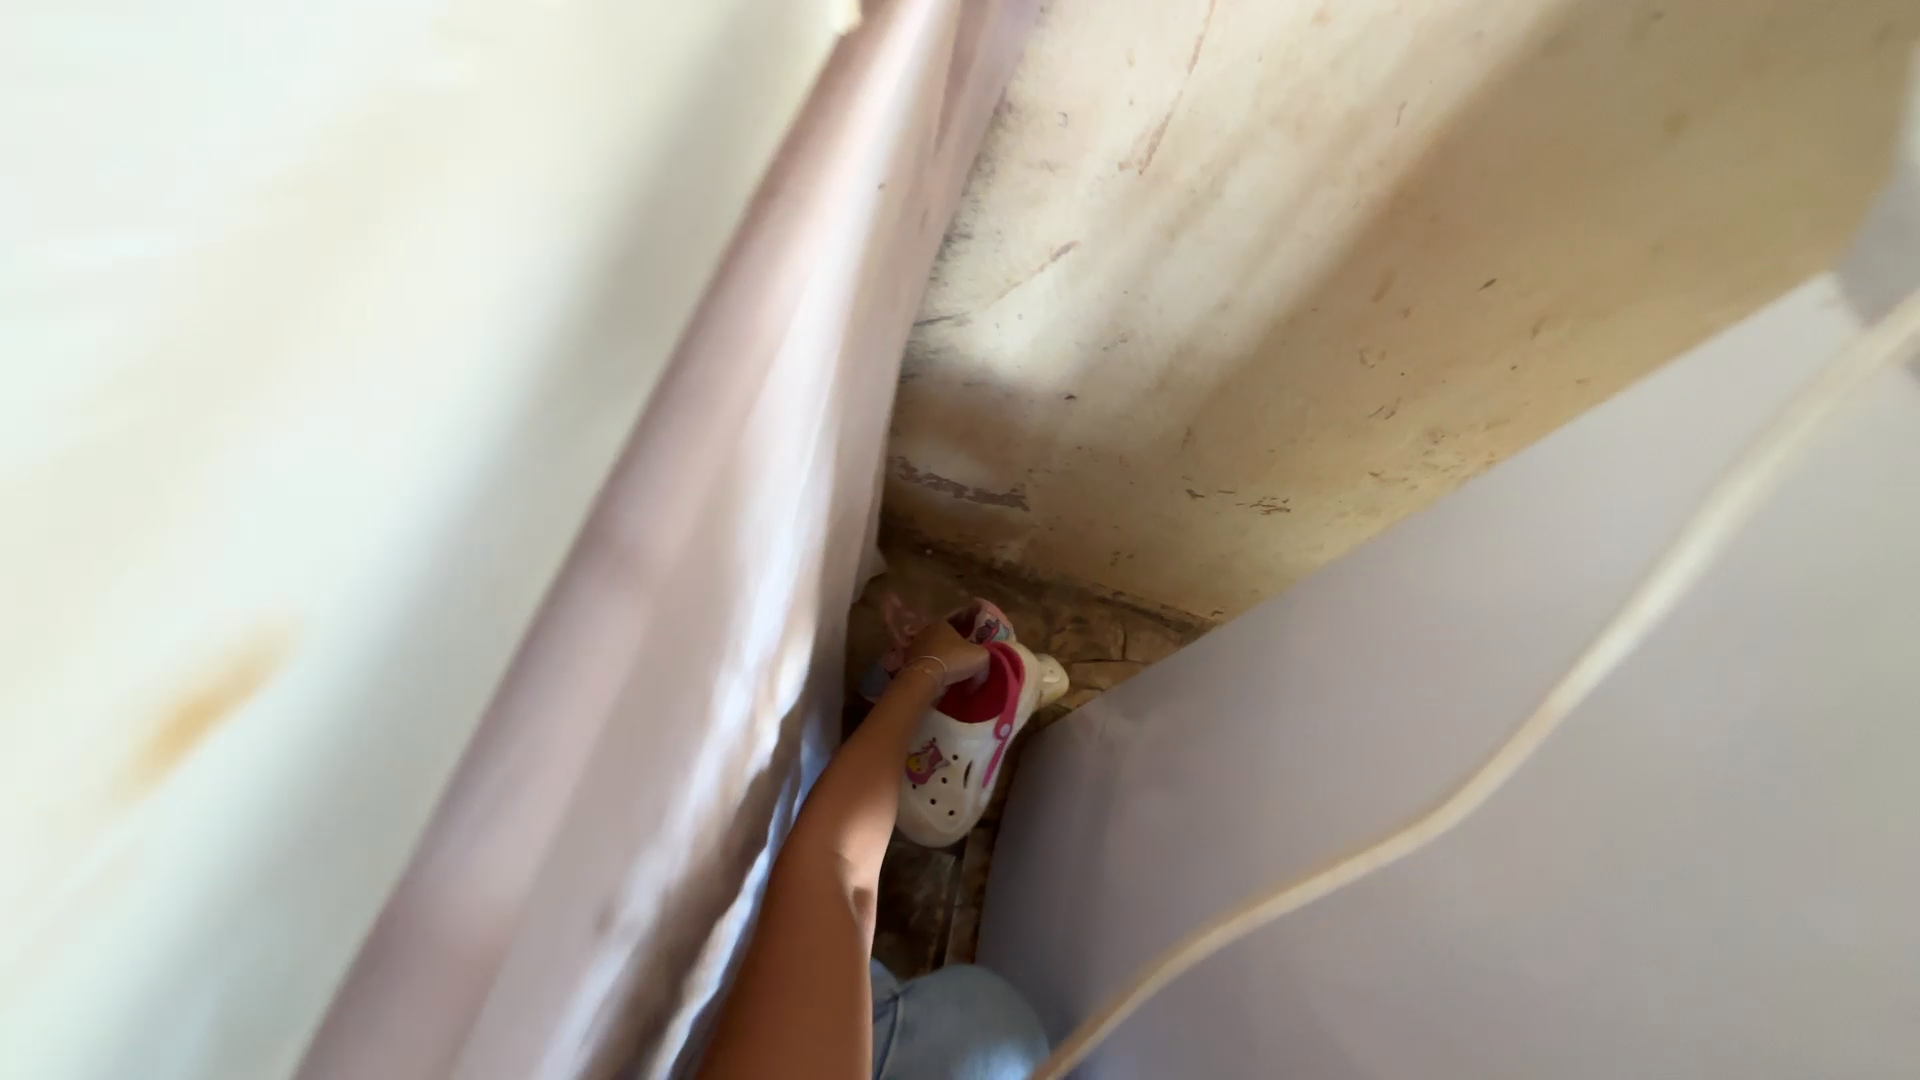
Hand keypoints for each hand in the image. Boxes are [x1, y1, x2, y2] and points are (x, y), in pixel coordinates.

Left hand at [906, 619, 990, 686]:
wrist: (925, 678)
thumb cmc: (954, 660)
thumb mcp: (981, 656)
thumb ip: (985, 656)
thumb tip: (981, 670)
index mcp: (943, 623)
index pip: (958, 623)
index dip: (968, 633)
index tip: (975, 644)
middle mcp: (927, 631)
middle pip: (945, 638)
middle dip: (955, 648)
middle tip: (966, 660)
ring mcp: (915, 646)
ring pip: (935, 652)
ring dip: (943, 660)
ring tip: (954, 673)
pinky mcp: (908, 662)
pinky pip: (927, 665)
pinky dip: (934, 670)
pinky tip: (941, 679)